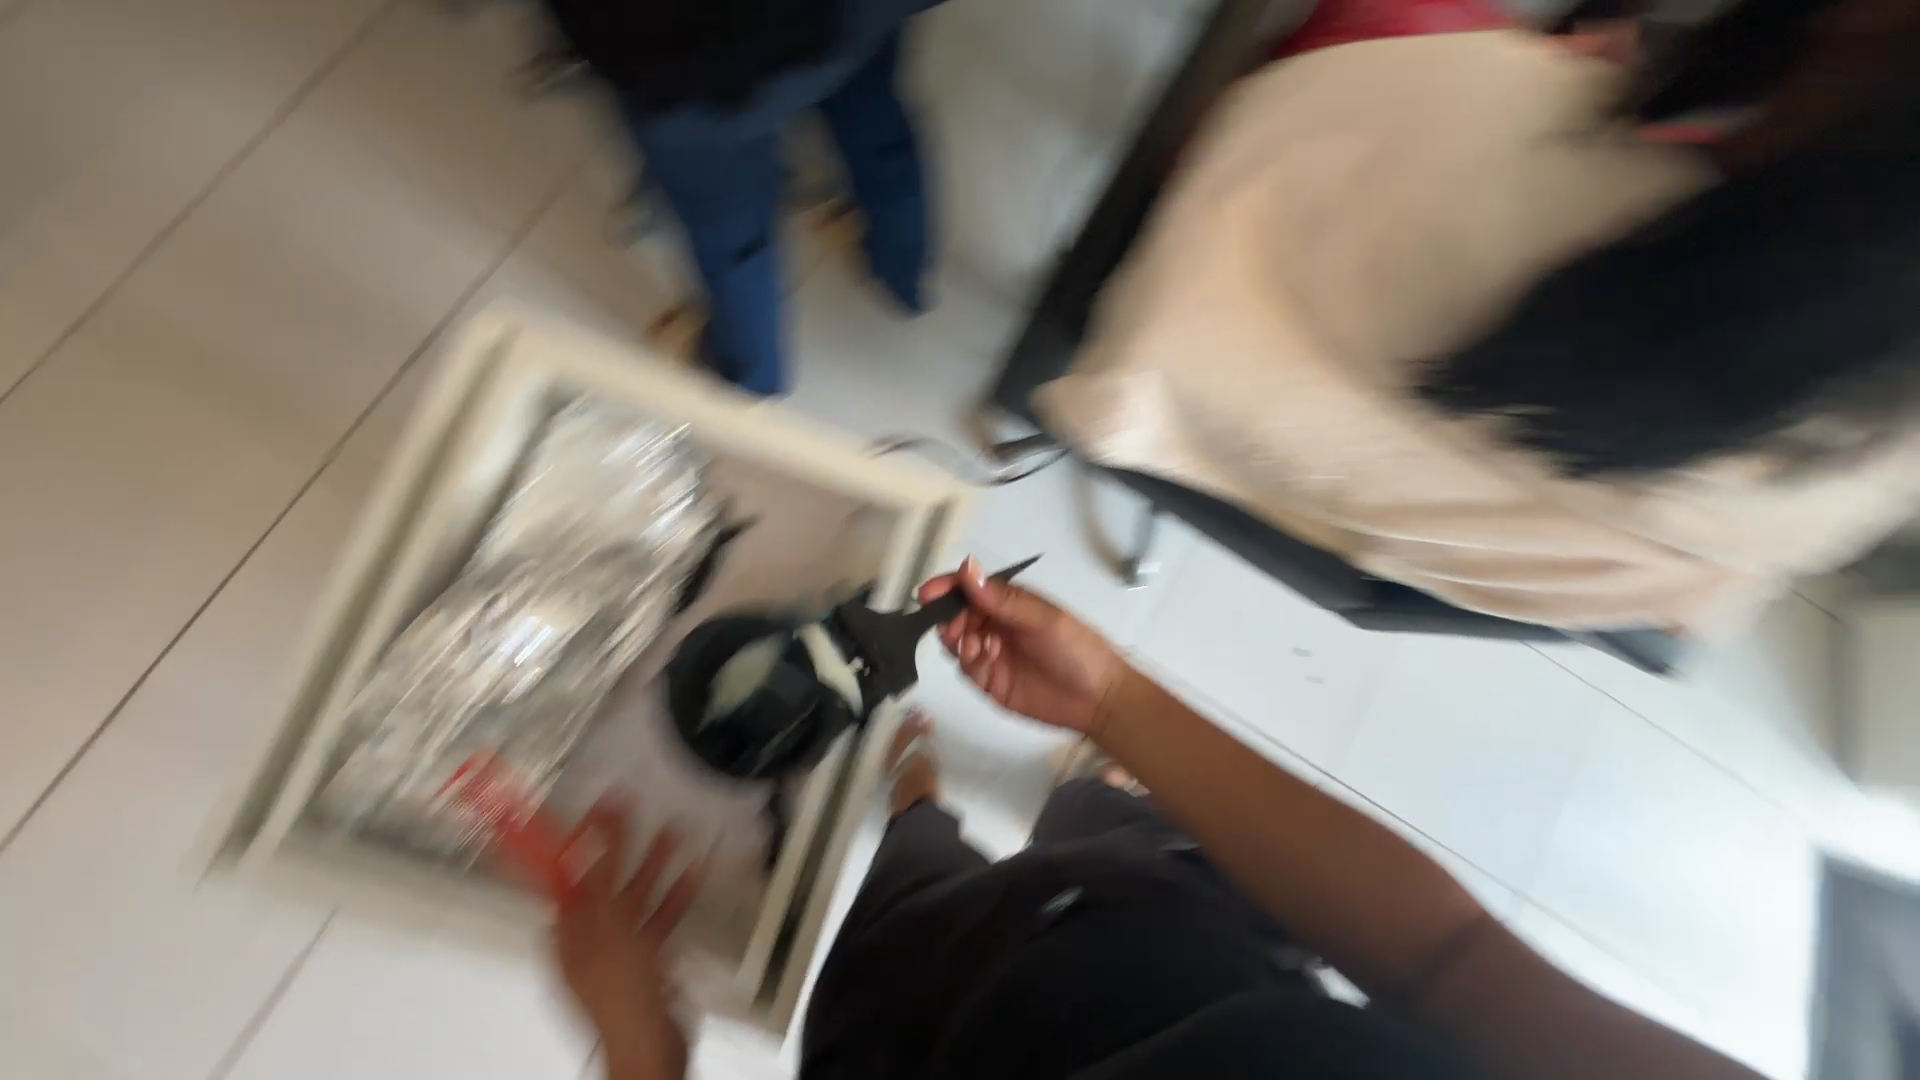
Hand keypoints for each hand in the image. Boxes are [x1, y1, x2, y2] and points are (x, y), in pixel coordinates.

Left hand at [552, 802, 701, 1079]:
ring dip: (653, 865)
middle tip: (627, 808)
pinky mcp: (647, 963)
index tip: (589, 809)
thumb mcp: (608, 929)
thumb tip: (587, 842)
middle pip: (604, 882)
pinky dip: (674, 897)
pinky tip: (691, 876)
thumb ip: (600, 883)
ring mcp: (617, 953)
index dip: (577, 840)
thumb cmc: (620, 996)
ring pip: (635, 897)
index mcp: (568, 935)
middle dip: (619, 845)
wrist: (649, 1045)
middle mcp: (588, 941)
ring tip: (671, 833)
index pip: (567, 875)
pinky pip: (659, 920)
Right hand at [918, 556, 1129, 734]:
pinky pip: (966, 670)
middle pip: (957, 616)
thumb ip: (1001, 599)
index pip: (970, 589)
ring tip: (976, 647)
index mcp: (1010, 603)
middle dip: (950, 619)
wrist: (1098, 698)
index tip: (926, 594)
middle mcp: (996, 625)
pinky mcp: (990, 682)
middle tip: (956, 630)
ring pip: (957, 643)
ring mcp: (991, 654)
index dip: (947, 588)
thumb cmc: (1076, 648)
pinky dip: (968, 663)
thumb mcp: (1042, 619)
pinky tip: (986, 661)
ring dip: (958, 641)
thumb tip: (966, 567)